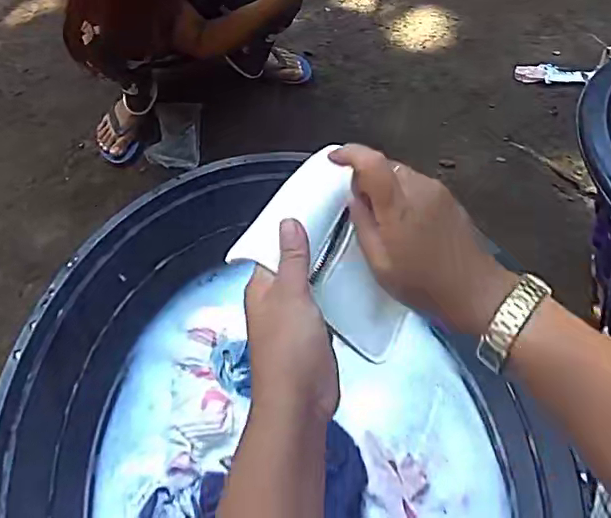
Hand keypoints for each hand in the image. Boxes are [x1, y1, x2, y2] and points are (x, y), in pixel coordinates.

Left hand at [244, 218, 338, 423]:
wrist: (301, 404)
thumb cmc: (289, 346)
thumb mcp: (291, 294)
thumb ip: (291, 258)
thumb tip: (287, 221)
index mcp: (260, 286)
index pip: (271, 247)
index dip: (288, 228)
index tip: (312, 206)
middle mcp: (274, 299)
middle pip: (291, 263)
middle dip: (310, 246)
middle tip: (337, 221)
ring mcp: (293, 317)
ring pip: (309, 283)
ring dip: (324, 268)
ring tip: (348, 242)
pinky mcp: (313, 333)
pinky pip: (322, 302)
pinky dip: (333, 290)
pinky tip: (351, 279)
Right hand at [332, 145, 517, 337]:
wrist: (478, 293)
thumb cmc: (426, 285)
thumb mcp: (380, 265)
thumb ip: (362, 224)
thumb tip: (353, 199)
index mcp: (398, 206)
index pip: (371, 162)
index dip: (349, 153)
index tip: (335, 158)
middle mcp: (418, 189)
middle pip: (384, 165)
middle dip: (368, 178)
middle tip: (364, 207)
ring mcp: (436, 190)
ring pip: (400, 173)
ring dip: (387, 187)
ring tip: (389, 222)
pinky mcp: (448, 196)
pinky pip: (416, 184)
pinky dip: (405, 194)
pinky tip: (409, 223)